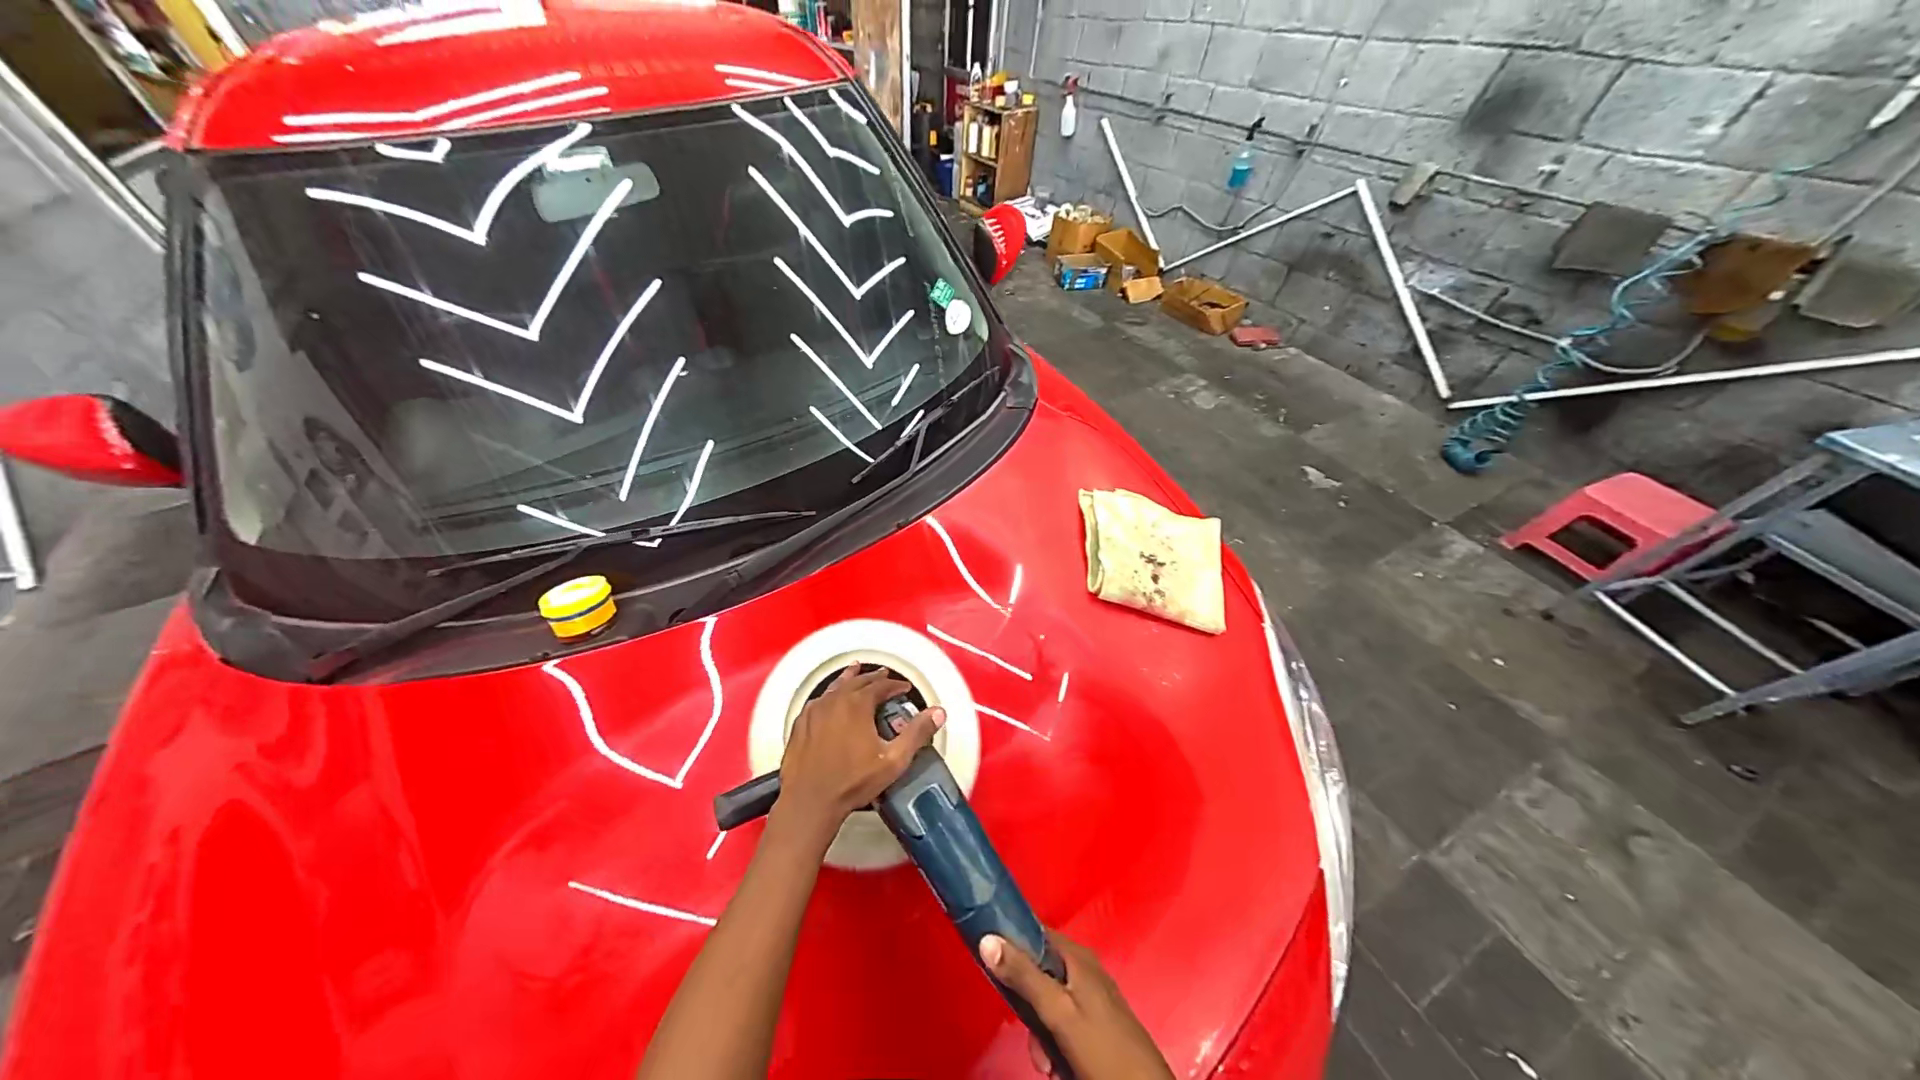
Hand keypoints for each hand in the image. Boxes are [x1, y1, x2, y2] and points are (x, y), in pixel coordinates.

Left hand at [772, 666, 944, 842]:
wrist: (809, 801)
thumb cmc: (850, 783)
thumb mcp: (893, 759)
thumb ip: (917, 733)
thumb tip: (936, 714)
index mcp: (856, 705)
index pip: (880, 686)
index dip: (895, 685)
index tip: (903, 688)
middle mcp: (834, 702)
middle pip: (857, 681)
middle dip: (873, 678)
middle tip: (884, 676)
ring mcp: (814, 712)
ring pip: (835, 687)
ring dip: (849, 679)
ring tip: (855, 671)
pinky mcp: (801, 724)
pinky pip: (818, 701)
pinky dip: (830, 695)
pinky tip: (831, 700)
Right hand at [981, 932, 1173, 1079]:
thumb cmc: (1103, 1049)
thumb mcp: (1058, 1012)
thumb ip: (1023, 976)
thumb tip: (987, 938)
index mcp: (1077, 957)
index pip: (1034, 933)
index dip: (1012, 946)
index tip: (993, 965)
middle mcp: (1083, 971)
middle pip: (1037, 975)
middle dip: (1028, 1009)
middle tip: (1032, 1035)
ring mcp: (1090, 998)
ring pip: (1046, 1006)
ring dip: (1041, 1036)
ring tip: (1050, 1063)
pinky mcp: (1093, 1024)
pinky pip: (1061, 1026)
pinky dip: (1056, 1046)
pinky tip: (1061, 1068)